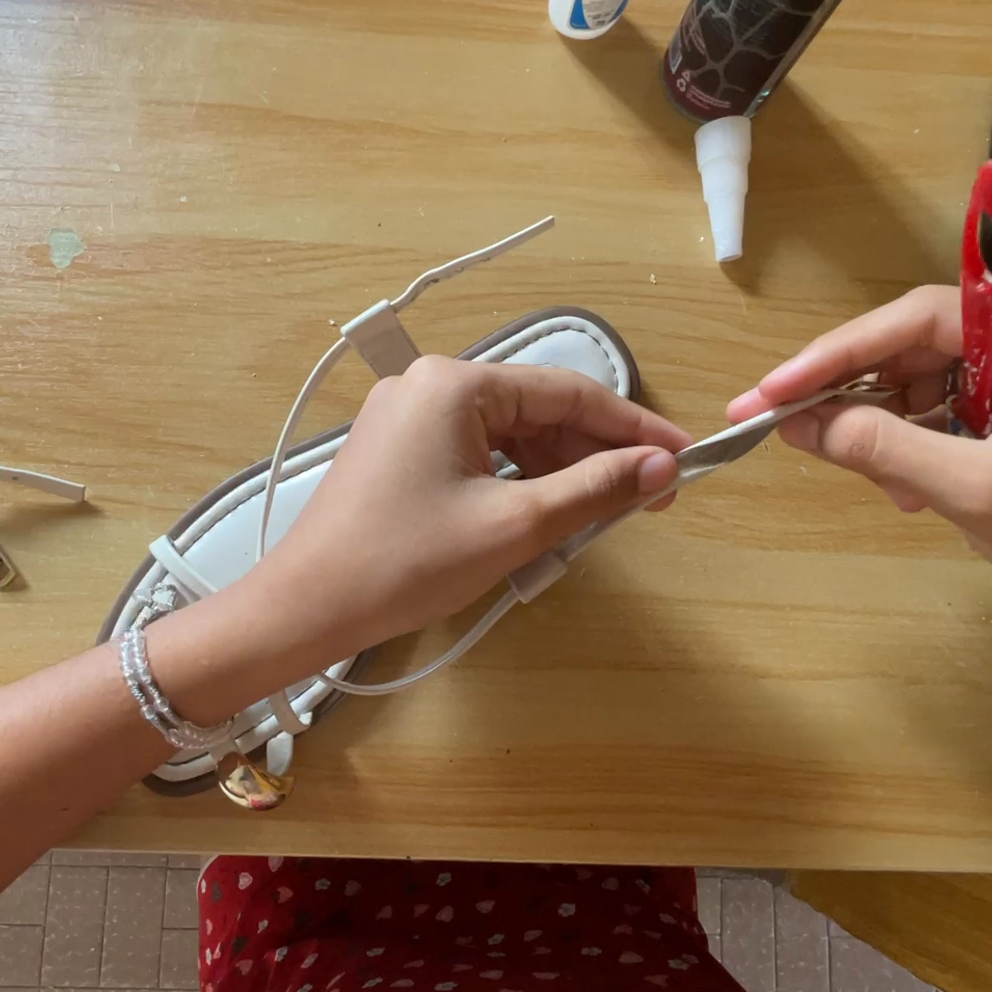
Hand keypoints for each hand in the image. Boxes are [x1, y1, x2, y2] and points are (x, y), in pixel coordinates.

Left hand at [245, 356, 688, 664]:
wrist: (308, 607)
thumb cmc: (407, 564)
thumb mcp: (513, 525)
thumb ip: (594, 489)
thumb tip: (661, 467)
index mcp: (454, 384)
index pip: (567, 392)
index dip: (633, 425)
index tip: (684, 456)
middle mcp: (429, 385)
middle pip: (536, 411)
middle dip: (594, 454)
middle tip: (647, 497)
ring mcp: (408, 417)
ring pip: (507, 436)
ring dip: (556, 472)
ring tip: (601, 514)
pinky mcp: (398, 451)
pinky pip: (475, 454)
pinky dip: (514, 482)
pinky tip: (544, 512)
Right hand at [726, 286, 991, 633]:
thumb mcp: (974, 491)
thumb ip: (880, 447)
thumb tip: (793, 423)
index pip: (932, 317)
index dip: (843, 351)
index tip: (775, 388)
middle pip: (923, 341)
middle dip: (854, 388)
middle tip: (779, 418)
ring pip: (924, 375)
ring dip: (882, 424)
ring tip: (876, 480)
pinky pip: (941, 405)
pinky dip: (908, 441)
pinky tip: (904, 485)